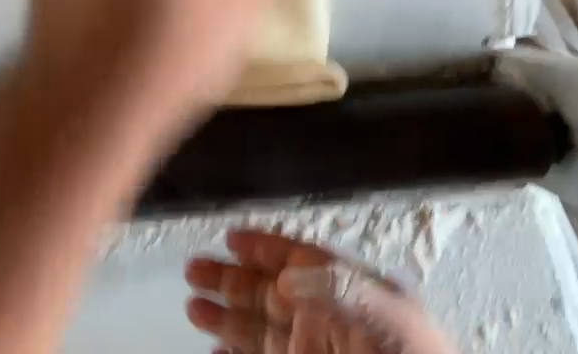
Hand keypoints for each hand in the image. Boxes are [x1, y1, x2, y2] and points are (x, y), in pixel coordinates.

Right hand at [186, 229, 457, 353]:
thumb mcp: (384, 315)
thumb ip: (337, 287)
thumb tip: (290, 275)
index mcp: (347, 291)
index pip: (298, 257)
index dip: (264, 244)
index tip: (231, 235)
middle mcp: (327, 319)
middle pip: (269, 291)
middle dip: (231, 278)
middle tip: (194, 269)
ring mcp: (314, 351)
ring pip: (260, 330)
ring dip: (226, 319)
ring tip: (193, 308)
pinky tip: (215, 353)